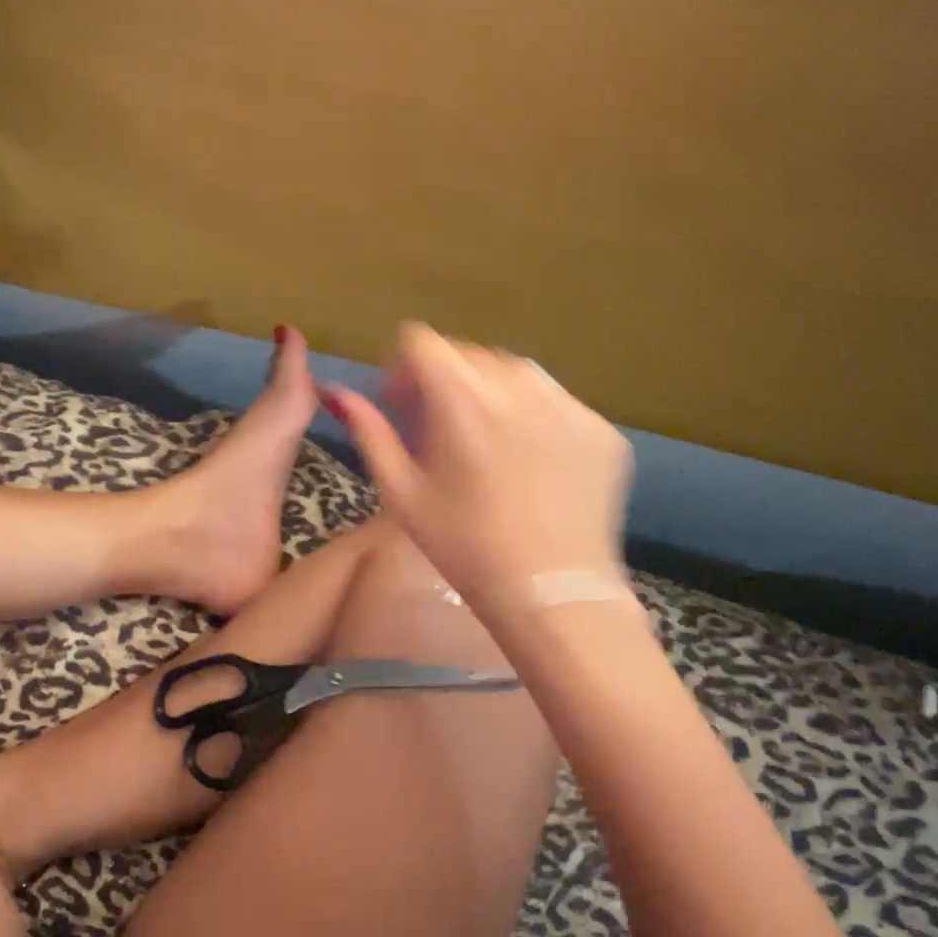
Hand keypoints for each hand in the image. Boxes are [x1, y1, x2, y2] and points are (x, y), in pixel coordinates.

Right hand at [322, 324, 633, 617]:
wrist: (550, 594)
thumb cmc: (461, 545)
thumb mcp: (400, 492)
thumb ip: (369, 431)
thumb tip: (337, 392)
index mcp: (460, 400)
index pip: (421, 342)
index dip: (401, 366)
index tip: (401, 404)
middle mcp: (517, 388)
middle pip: (467, 353)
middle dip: (443, 380)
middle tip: (436, 428)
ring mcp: (567, 406)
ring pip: (514, 371)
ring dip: (487, 391)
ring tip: (483, 441)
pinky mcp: (600, 430)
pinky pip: (555, 400)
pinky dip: (531, 414)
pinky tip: (525, 461)